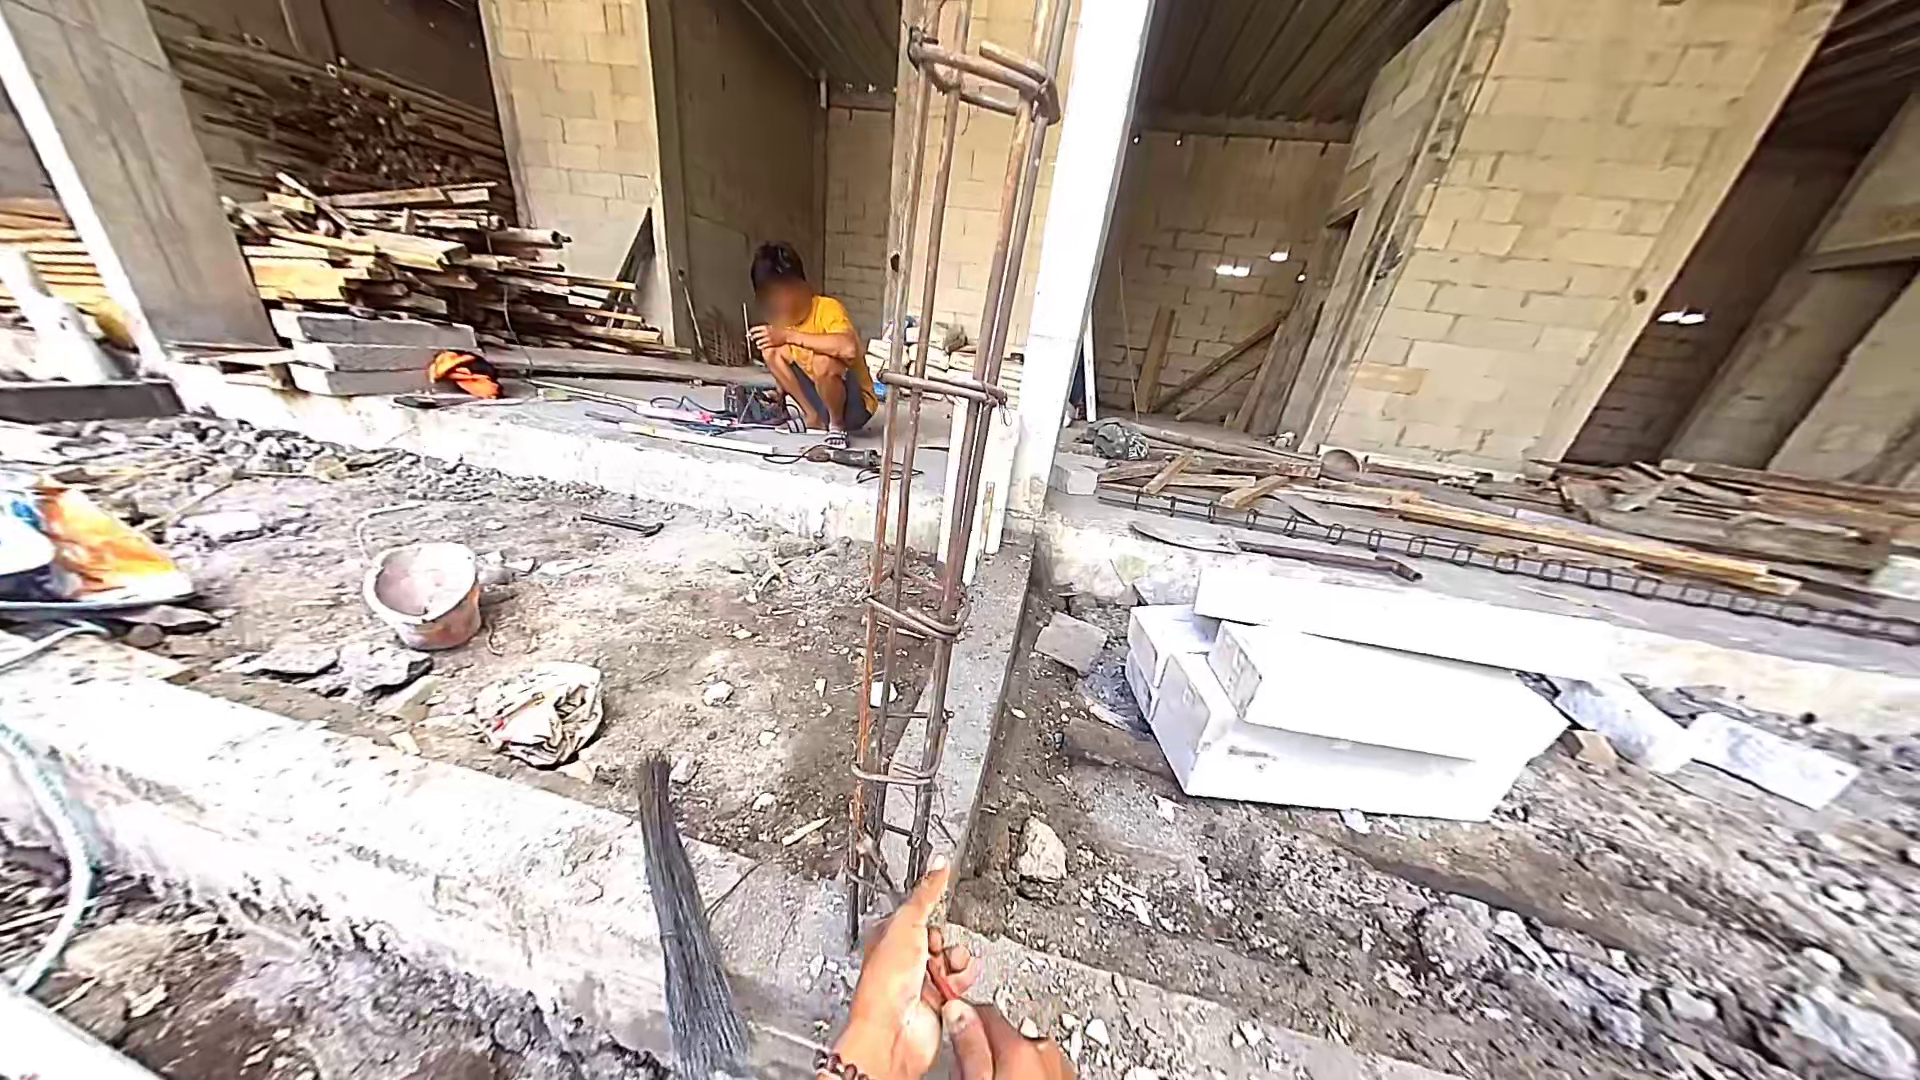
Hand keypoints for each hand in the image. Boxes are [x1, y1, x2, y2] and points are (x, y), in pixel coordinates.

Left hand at [748, 324, 788, 351]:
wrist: (787, 335)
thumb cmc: (781, 330)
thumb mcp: (772, 326)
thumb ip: (765, 328)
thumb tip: (759, 329)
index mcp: (766, 328)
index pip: (755, 329)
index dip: (751, 331)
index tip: (749, 332)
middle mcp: (766, 333)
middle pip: (756, 335)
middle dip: (752, 337)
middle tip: (751, 338)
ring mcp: (768, 339)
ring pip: (759, 341)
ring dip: (757, 342)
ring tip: (756, 343)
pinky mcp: (771, 344)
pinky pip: (763, 346)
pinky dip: (760, 346)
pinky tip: (759, 347)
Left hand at [835, 858, 982, 1079]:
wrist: (893, 1032)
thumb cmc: (885, 982)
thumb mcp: (908, 922)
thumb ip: (927, 893)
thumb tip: (940, 864)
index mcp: (892, 936)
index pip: (919, 913)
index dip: (930, 912)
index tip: (939, 906)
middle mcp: (906, 959)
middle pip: (940, 935)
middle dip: (945, 938)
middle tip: (937, 945)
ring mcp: (922, 981)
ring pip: (953, 958)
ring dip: (957, 959)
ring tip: (949, 965)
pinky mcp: (939, 1001)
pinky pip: (961, 981)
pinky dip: (963, 979)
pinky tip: (956, 981)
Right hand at [944, 1001, 1076, 1079]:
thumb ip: (968, 1047)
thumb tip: (956, 1009)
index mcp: (1020, 1046)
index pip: (983, 1010)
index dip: (965, 1022)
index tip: (954, 1037)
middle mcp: (1045, 1049)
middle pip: (1004, 1032)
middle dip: (987, 1047)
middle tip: (972, 1073)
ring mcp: (1061, 1067)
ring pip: (1025, 1051)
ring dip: (1009, 1063)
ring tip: (995, 1079)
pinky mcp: (1068, 1079)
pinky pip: (1042, 1068)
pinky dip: (1029, 1074)